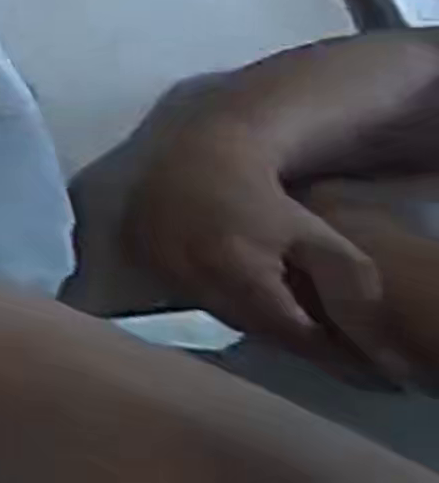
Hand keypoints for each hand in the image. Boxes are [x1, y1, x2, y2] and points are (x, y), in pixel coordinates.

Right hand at [124, 128, 408, 384]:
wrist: (196, 161)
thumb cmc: (265, 201)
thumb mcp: (329, 248)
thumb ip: (359, 305)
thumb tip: (389, 364)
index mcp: (234, 270)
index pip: (291, 336)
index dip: (332, 351)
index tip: (363, 356)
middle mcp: (187, 271)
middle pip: (250, 326)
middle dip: (288, 332)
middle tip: (317, 325)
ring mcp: (154, 262)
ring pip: (214, 310)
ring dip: (248, 314)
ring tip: (272, 299)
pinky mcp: (137, 256)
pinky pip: (182, 292)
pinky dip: (212, 295)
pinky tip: (229, 280)